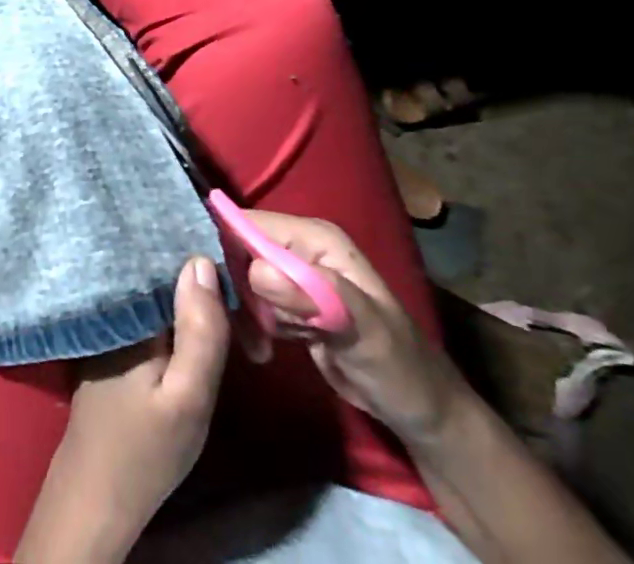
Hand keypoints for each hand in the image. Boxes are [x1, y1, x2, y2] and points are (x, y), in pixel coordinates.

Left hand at [16, 256, 229, 561]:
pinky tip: (203, 322)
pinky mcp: (116, 341)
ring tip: (236, 308)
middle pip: (164, 273)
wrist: (97, 497)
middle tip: (249, 301)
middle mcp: (112, 305)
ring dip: (196, 298)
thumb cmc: (146, 449)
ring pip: (160, 292)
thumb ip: (200, 332)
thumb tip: (202, 261)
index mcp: (126, 309)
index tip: (245, 272)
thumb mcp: (188, 396)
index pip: (167, 258)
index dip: (208, 258)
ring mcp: (111, 323)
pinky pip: (153, 310)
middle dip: (207, 280)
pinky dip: (179, 314)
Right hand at [244, 211, 462, 443]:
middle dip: (239, 293)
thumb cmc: (398, 365)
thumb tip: (257, 270)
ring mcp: (295, 278)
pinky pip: (253, 306)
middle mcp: (301, 250)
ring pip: (244, 283)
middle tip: (255, 332)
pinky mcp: (289, 305)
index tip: (215, 291)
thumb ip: (312, 296)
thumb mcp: (361, 330)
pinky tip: (266, 351)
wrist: (418, 409)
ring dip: (246, 317)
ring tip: (264, 346)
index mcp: (317, 239)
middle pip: (241, 254)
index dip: (226, 251)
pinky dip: (253, 329)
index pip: (250, 225)